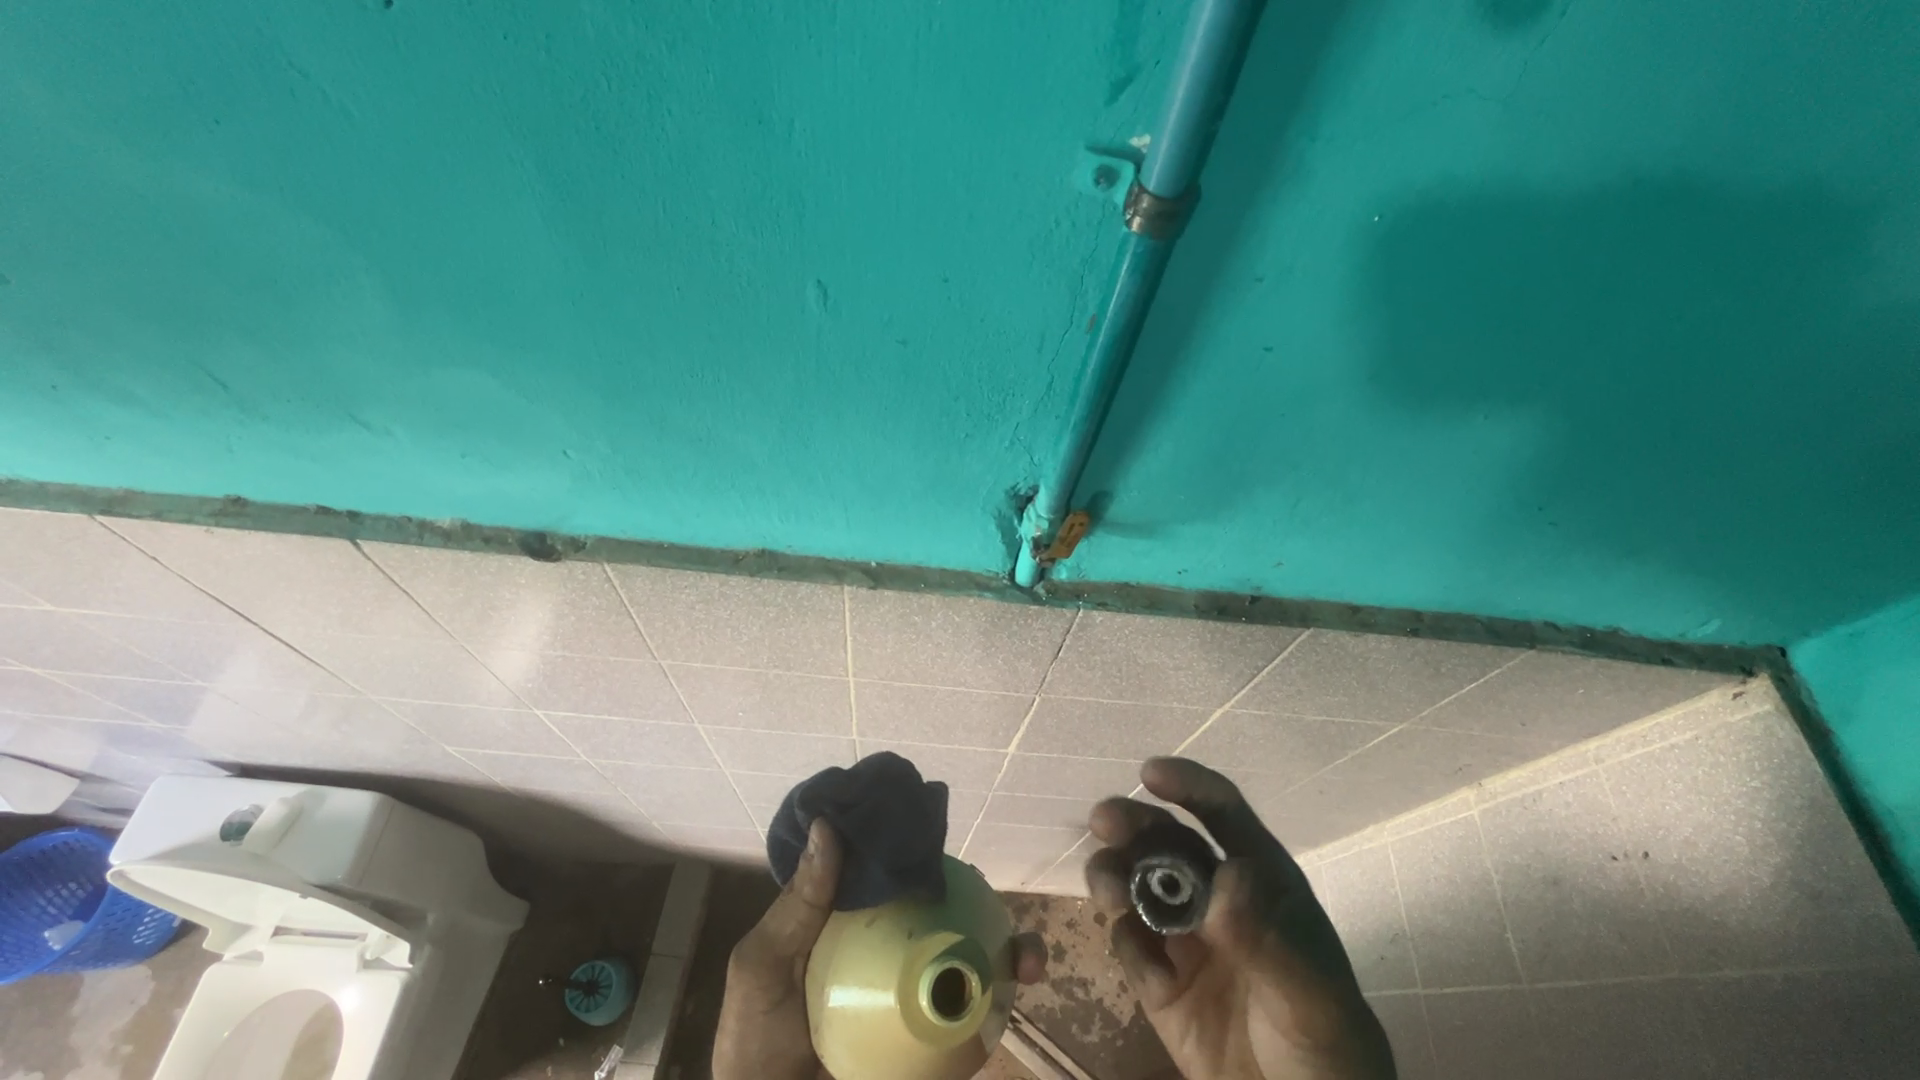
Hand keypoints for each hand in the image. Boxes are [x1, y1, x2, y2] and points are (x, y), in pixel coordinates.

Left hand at [713, 819, 1050, 1079]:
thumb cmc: (756, 1033)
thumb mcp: (762, 964)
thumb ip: (798, 903)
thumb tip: (827, 825)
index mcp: (852, 921)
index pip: (893, 875)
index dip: (923, 851)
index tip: (948, 835)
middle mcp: (891, 947)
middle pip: (945, 911)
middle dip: (982, 898)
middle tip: (993, 898)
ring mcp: (913, 990)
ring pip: (971, 959)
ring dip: (1008, 949)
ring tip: (1026, 957)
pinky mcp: (931, 1035)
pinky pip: (971, 1017)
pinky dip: (1000, 1002)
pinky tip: (1015, 995)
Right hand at [1086, 758, 1395, 1079]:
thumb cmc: (1328, 1049)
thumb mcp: (1313, 997)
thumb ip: (1268, 939)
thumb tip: (1225, 876)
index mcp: (1261, 883)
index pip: (1224, 815)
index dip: (1189, 786)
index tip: (1150, 773)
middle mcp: (1217, 899)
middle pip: (1166, 842)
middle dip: (1134, 823)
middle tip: (1105, 821)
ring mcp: (1184, 940)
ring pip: (1136, 885)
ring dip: (1114, 874)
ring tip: (1105, 886)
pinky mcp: (1159, 985)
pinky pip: (1130, 948)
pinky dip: (1126, 944)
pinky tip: (1146, 968)